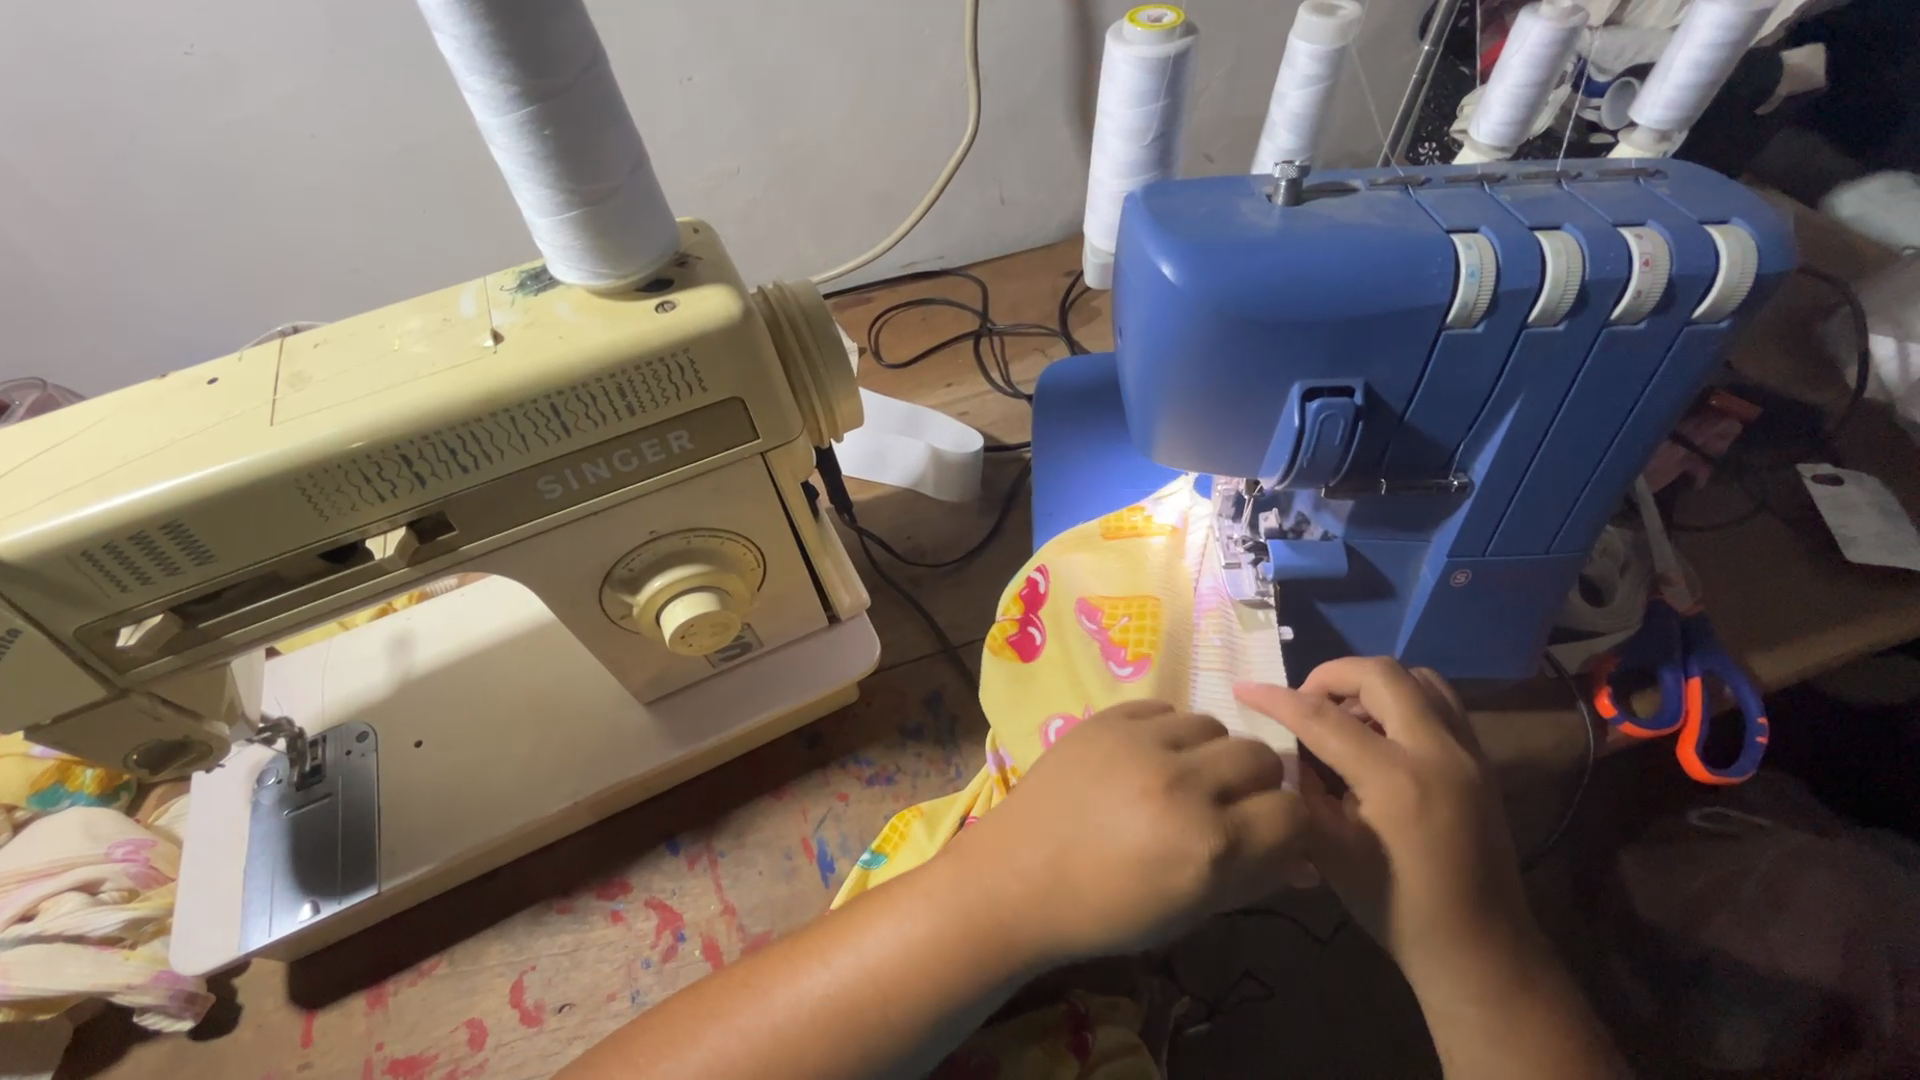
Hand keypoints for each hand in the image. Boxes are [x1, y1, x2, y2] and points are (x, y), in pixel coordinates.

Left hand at [946, 700, 1309, 964]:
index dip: (1287, 825)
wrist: (1017, 877)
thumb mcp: (1188, 911)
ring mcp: (1140, 743)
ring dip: (1209, 753)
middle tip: (1224, 802)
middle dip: (1254, 784)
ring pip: (1214, 725)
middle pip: (1261, 757)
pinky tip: (1144, 758)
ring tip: (1179, 777)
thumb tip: (1308, 858)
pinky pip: (1165, 708)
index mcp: (1208, 845)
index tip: (1267, 831)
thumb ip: (1254, 878)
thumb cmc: (1105, 911)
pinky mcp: (1106, 719)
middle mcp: (1182, 784)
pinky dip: (1166, 732)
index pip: (1293, 813)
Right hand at [1233, 659, 1537, 976]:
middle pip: (1380, 674)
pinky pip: (1439, 701)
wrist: (1478, 948)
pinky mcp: (1481, 760)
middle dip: (1330, 676)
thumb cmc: (1393, 905)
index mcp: (1395, 779)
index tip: (1244, 688)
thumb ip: (1300, 788)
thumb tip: (1282, 748)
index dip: (1276, 699)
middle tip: (1304, 704)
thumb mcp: (1327, 849)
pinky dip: (1401, 699)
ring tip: (1343, 715)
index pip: (1322, 716)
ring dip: (1371, 684)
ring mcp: (1468, 752)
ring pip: (1417, 678)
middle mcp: (1438, 752)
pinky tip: (1378, 733)